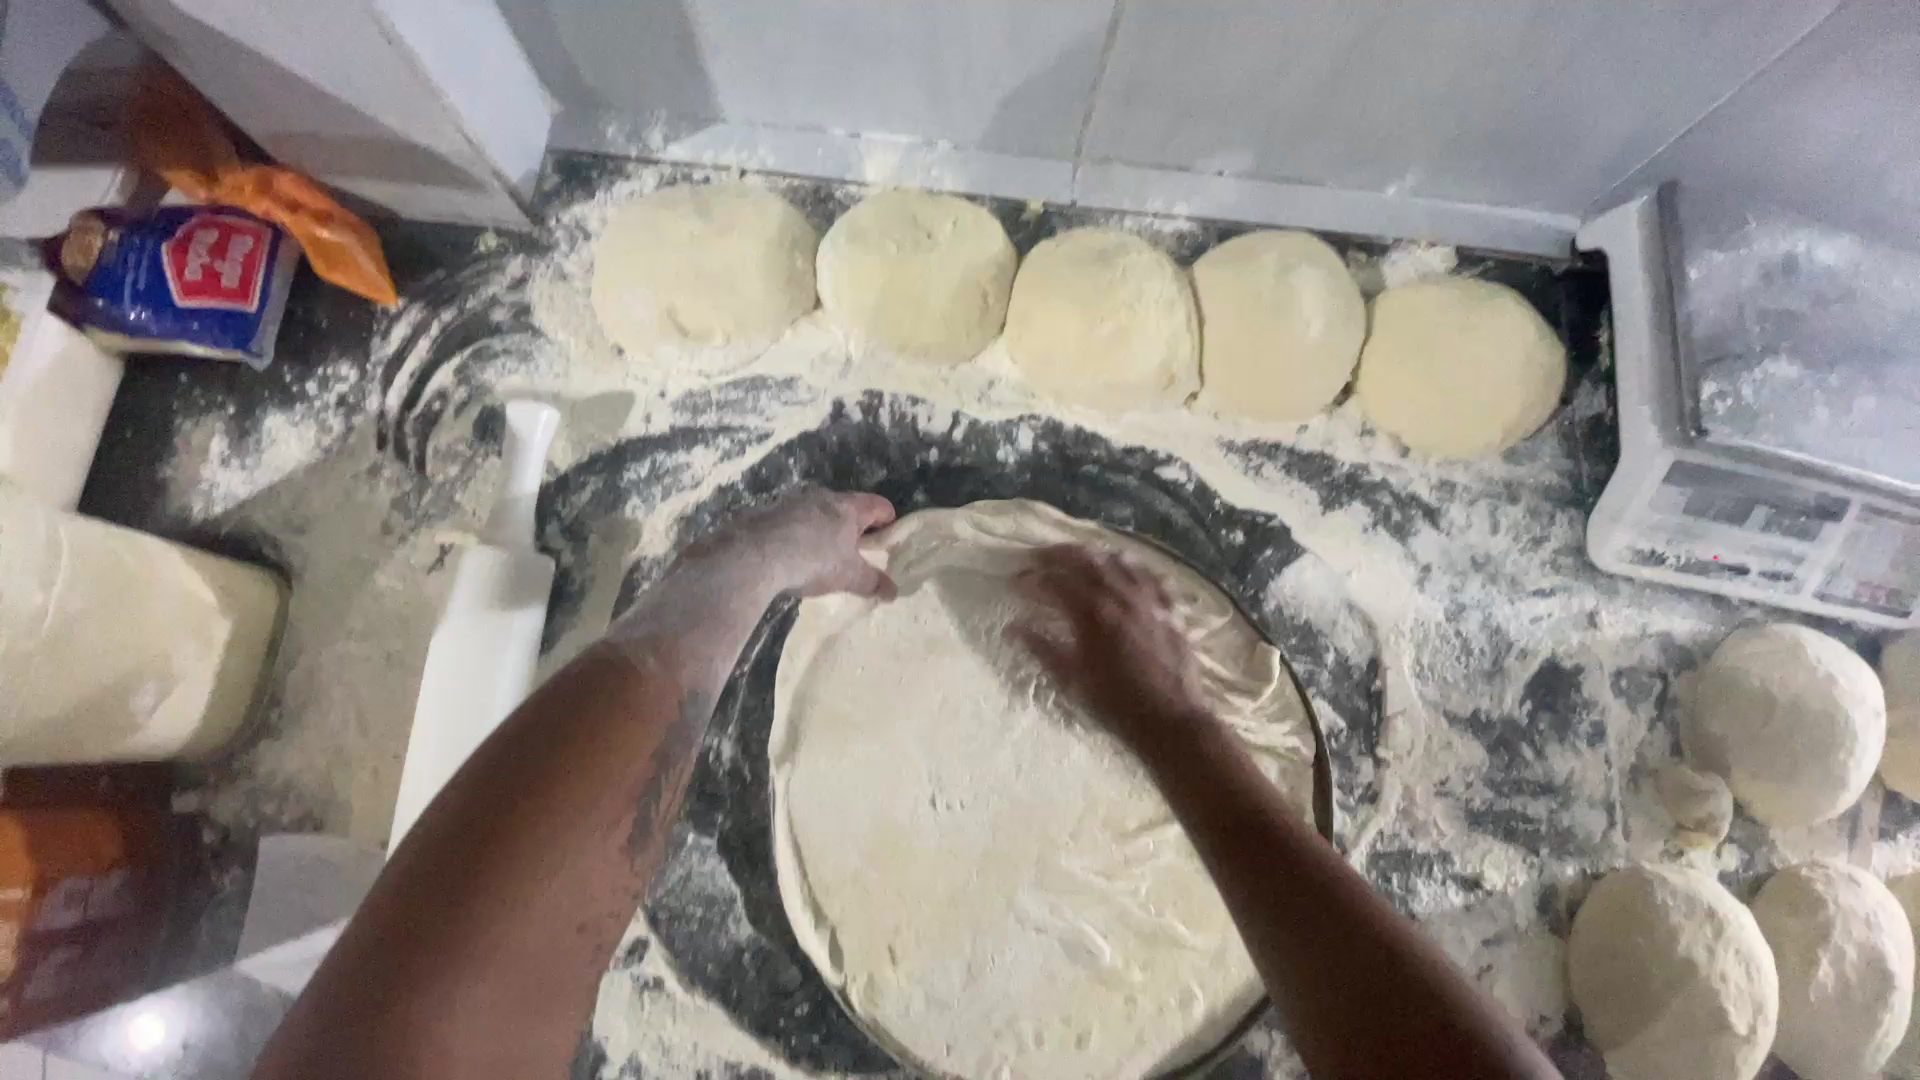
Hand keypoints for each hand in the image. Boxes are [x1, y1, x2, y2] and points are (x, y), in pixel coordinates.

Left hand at [682, 488, 897, 598]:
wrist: (755, 555)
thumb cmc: (814, 560)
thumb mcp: (849, 576)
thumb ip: (873, 582)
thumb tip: (894, 592)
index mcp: (849, 508)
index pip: (879, 506)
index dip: (888, 521)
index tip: (888, 538)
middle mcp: (824, 498)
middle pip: (848, 507)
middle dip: (854, 527)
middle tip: (857, 551)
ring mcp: (794, 503)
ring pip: (819, 513)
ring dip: (825, 530)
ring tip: (824, 555)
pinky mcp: (770, 513)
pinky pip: (794, 521)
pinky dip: (800, 535)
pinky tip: (794, 556)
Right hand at [1015, 544, 1211, 753]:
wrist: (1169, 721)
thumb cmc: (1115, 705)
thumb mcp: (1071, 680)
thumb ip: (1042, 649)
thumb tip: (1013, 629)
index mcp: (1091, 613)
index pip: (1055, 582)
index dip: (1032, 579)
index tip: (1016, 582)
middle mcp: (1120, 597)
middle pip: (1085, 560)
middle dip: (1058, 554)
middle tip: (1039, 557)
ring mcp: (1148, 600)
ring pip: (1119, 560)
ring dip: (1094, 554)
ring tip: (1078, 556)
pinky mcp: (1170, 609)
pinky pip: (1152, 576)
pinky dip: (1135, 566)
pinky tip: (1127, 565)